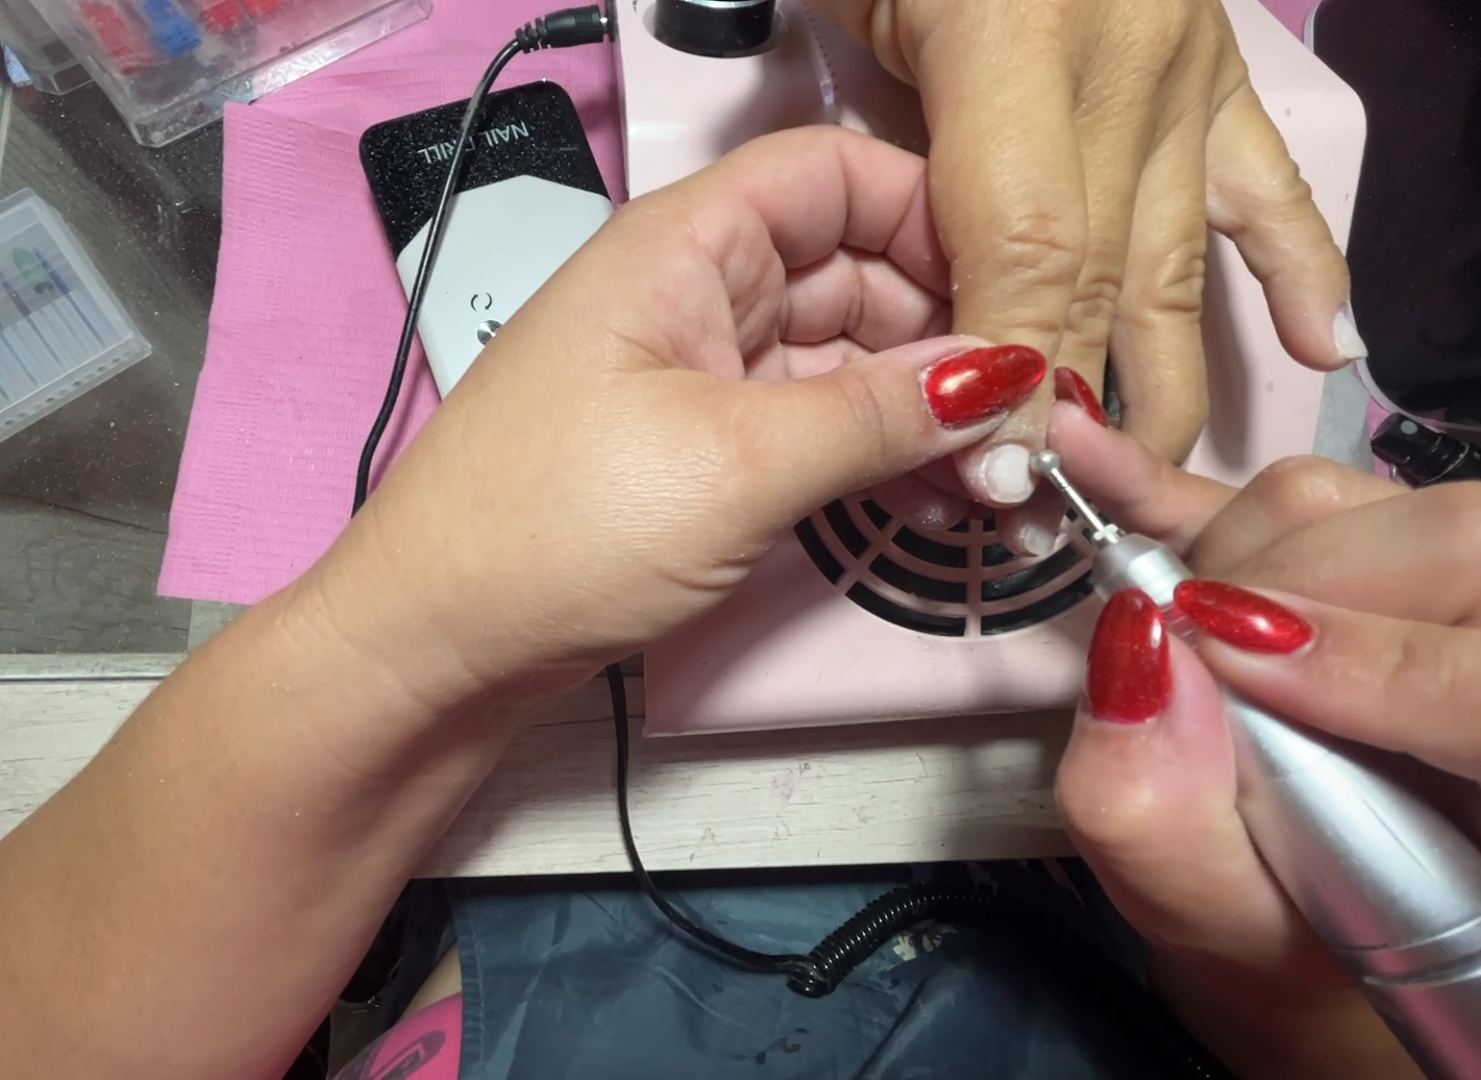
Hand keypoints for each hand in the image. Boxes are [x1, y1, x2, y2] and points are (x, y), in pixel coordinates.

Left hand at [301, 127, 1044, 707]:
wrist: (445, 641)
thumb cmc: (552, 529)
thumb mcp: (729, 461)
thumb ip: (871, 413)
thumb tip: (998, 378)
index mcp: (681, 248)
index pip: (835, 177)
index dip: (933, 220)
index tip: (1020, 298)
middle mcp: (694, 300)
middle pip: (853, 281)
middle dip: (948, 344)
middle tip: (1035, 423)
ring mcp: (700, 384)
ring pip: (839, 369)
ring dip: (921, 417)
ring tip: (1006, 478)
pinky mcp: (703, 459)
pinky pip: (811, 435)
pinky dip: (874, 462)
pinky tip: (939, 499)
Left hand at [815, 0, 1356, 553]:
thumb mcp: (850, 17)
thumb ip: (884, 171)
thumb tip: (931, 323)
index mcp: (1012, 39)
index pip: (1024, 252)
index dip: (1021, 371)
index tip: (1007, 468)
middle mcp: (1121, 58)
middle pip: (1097, 277)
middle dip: (1079, 406)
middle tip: (1056, 503)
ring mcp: (1182, 64)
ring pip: (1172, 259)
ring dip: (1168, 382)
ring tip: (1155, 476)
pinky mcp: (1211, 65)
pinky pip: (1260, 183)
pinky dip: (1295, 266)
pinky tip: (1326, 345)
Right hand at [1047, 401, 1480, 1074]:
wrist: (1325, 878)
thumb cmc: (1284, 918)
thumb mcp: (1231, 920)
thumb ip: (1166, 816)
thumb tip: (1135, 653)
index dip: (1369, 667)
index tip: (1217, 658)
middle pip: (1419, 546)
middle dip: (1259, 609)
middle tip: (1193, 689)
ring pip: (1326, 497)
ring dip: (1217, 561)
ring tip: (1191, 643)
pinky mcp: (1368, 531)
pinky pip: (1264, 484)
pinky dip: (1160, 470)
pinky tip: (1083, 442)